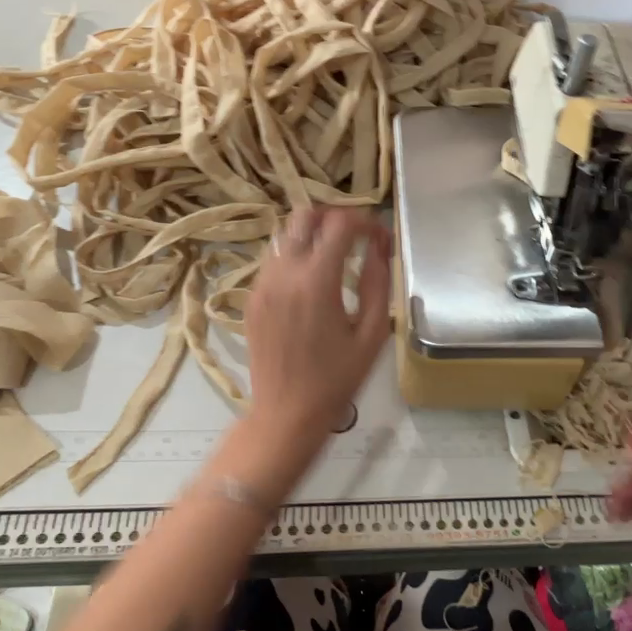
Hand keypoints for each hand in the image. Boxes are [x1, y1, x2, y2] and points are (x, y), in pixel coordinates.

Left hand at [243, 207, 392, 438]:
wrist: (286, 414)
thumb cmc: (337, 379)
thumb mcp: (371, 334)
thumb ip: (377, 284)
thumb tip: (379, 249)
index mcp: (317, 281)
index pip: (341, 224)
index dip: (366, 221)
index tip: (379, 237)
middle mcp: (284, 273)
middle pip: (304, 216)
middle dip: (334, 218)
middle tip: (355, 238)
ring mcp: (262, 285)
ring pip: (284, 236)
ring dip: (312, 236)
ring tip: (335, 257)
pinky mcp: (252, 299)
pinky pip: (272, 261)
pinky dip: (294, 257)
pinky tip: (311, 283)